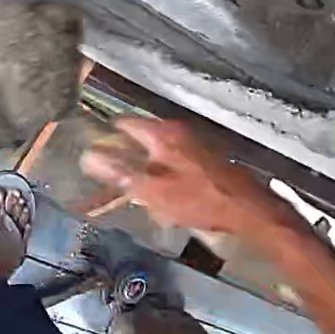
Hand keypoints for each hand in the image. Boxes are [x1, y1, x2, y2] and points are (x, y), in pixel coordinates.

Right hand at [80, 117, 300, 238]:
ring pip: (158, 155)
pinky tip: (169, 202)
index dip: (107, 137)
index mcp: (161, 133)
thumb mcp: (150, 189)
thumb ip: (118, 172)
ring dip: (148, 174)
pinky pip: (175, 165)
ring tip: (146, 199)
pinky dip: (166, 178)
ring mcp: (194, 143)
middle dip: (129, 161)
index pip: (124, 124)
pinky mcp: (205, 159)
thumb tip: (88, 156)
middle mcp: (178, 131)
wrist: (246, 210)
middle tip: (121, 185)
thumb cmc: (197, 198)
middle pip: (141, 140)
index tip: (96, 154)